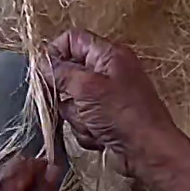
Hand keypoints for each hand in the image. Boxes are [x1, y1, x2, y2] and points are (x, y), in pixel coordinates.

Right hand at [47, 29, 189, 180]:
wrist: (147, 151)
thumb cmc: (122, 114)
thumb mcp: (86, 86)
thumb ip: (60, 71)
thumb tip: (42, 62)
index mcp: (108, 54)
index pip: (72, 39)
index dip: (55, 53)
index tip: (46, 73)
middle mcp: (106, 72)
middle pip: (67, 74)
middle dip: (65, 94)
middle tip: (73, 103)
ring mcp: (105, 97)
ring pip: (70, 101)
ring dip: (75, 116)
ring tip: (92, 123)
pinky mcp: (103, 119)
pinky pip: (80, 119)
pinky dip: (84, 129)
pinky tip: (98, 135)